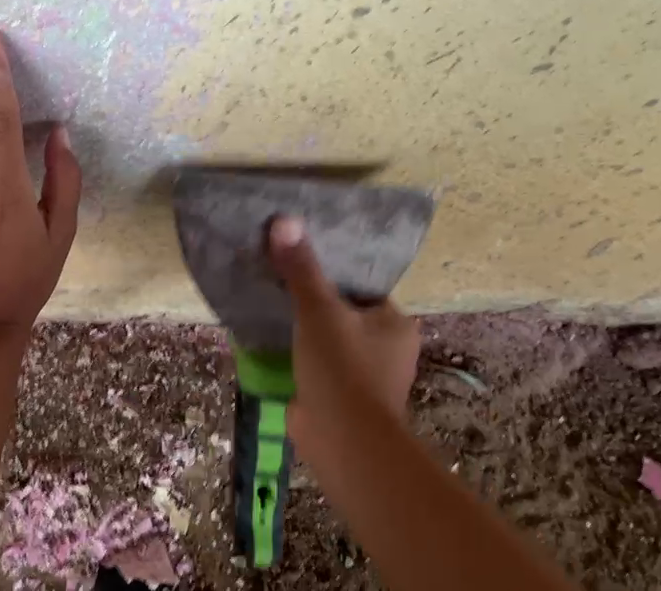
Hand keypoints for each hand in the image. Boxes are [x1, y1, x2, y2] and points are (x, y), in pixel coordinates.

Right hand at [265, 216, 420, 448]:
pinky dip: (295, 351)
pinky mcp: (339, 395)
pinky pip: (314, 361)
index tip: (296, 258)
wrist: (344, 441)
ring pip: (327, 337)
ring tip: (265, 301)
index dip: (330, 272)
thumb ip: (301, 268)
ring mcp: (363, 375)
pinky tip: (267, 337)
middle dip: (311, 298)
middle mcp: (387, 347)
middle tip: (274, 276)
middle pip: (342, 310)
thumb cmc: (343, 368)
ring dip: (301, 326)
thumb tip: (284, 220)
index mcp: (395, 323)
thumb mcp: (318, 310)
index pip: (361, 286)